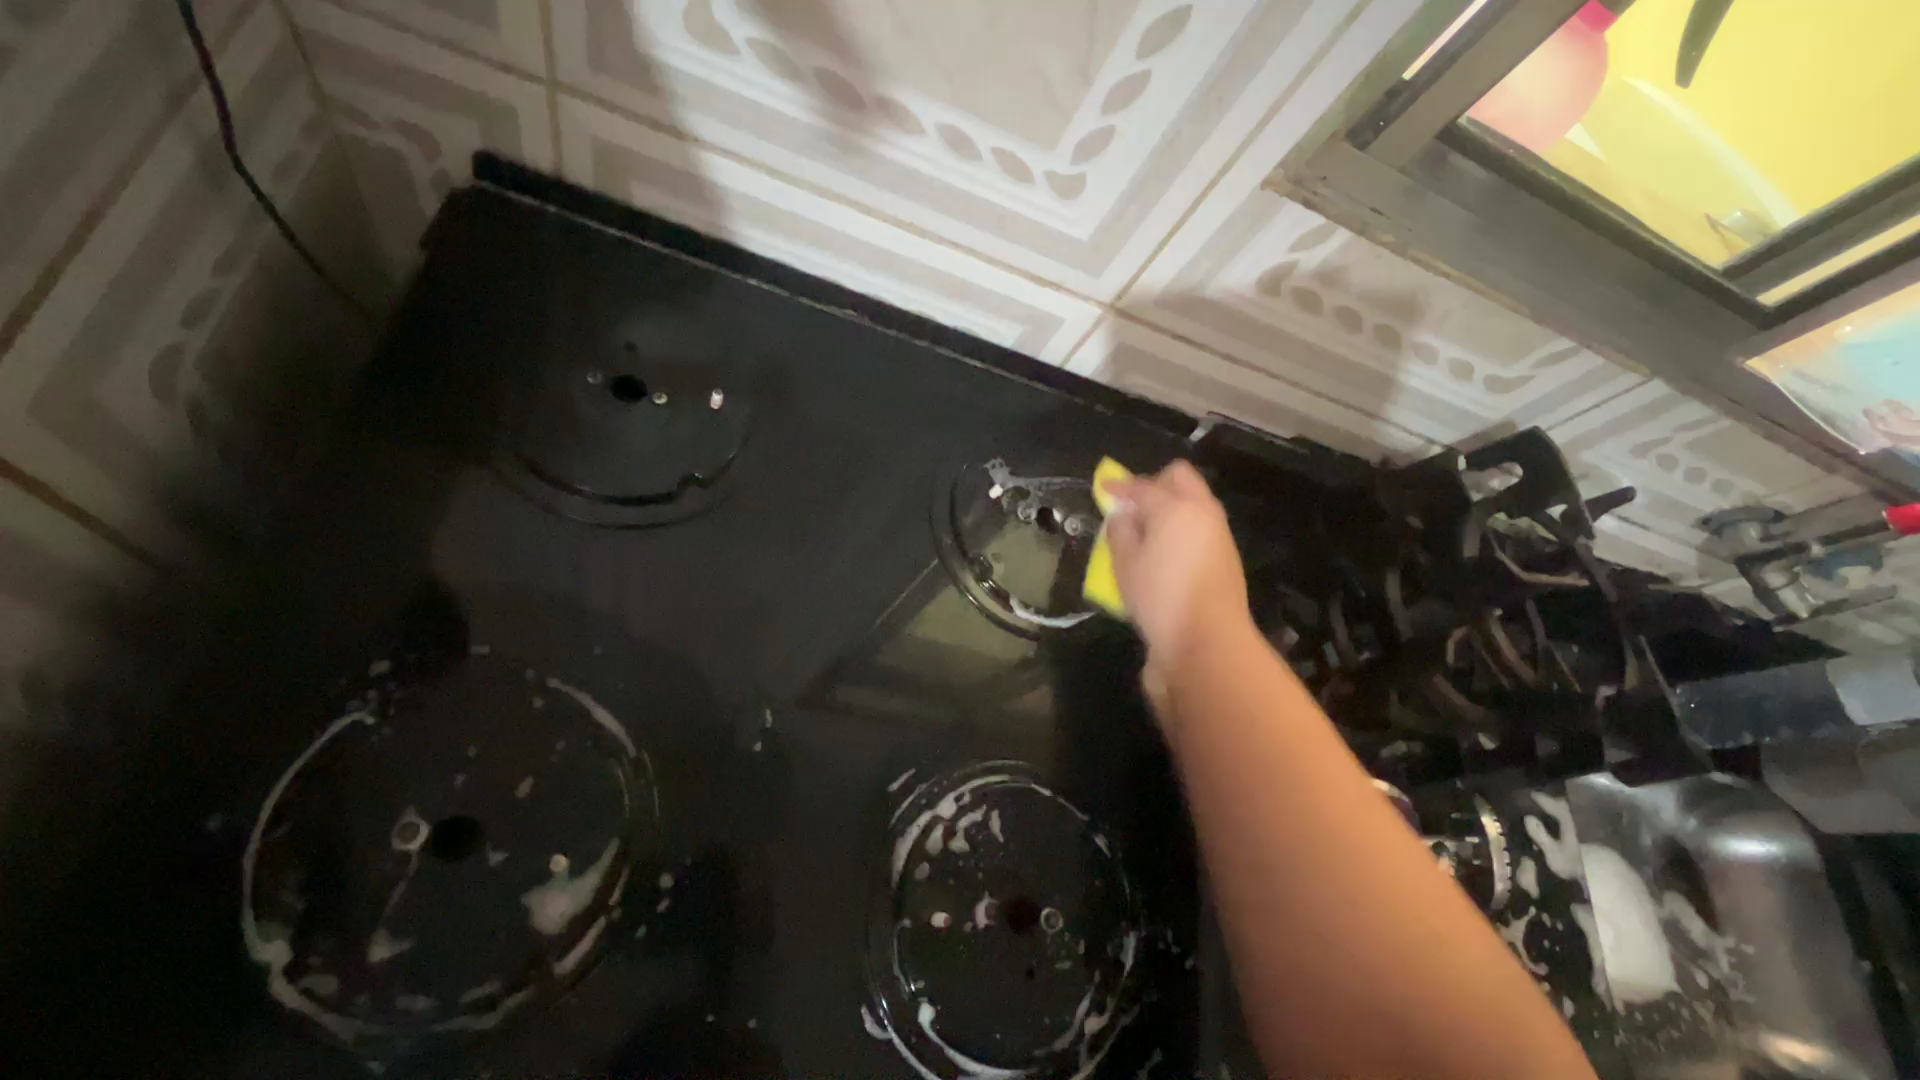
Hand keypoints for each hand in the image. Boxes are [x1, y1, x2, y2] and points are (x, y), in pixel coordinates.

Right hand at [1100, 461, 1251, 678]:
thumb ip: (1120, 531)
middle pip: (1180, 478)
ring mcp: (1219, 532)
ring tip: (1146, 530)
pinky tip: (1166, 550)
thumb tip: (1122, 514)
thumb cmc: (1159, 598)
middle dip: (1154, 483)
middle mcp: (1201, 511)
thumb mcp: (1125, 564)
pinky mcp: (1226, 554)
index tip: (1103, 487)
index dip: (1119, 486)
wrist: (1209, 639)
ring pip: (1194, 500)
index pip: (1142, 486)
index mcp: (1174, 507)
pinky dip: (1182, 526)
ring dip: (1171, 504)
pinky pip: (1201, 525)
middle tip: (1132, 505)